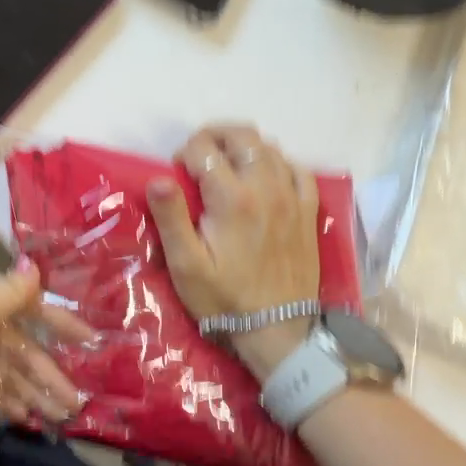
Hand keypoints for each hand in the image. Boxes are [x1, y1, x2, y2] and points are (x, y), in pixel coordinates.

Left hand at [0, 265, 88, 424]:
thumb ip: (14, 291)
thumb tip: (36, 265)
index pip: (33, 307)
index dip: (63, 325)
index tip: (92, 343)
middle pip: (22, 344)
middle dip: (49, 373)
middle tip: (76, 402)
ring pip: (6, 366)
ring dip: (31, 390)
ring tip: (56, 416)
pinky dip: (3, 395)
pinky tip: (22, 415)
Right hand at [147, 125, 318, 375]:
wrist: (278, 329)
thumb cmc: (223, 298)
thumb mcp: (185, 265)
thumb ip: (171, 218)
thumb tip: (158, 179)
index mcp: (231, 199)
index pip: (203, 150)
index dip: (184, 153)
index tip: (175, 174)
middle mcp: (265, 188)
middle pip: (241, 136)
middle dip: (213, 136)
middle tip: (196, 156)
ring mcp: (291, 197)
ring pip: (269, 147)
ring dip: (242, 146)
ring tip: (224, 163)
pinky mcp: (307, 210)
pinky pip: (296, 168)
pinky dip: (276, 161)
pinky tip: (262, 174)